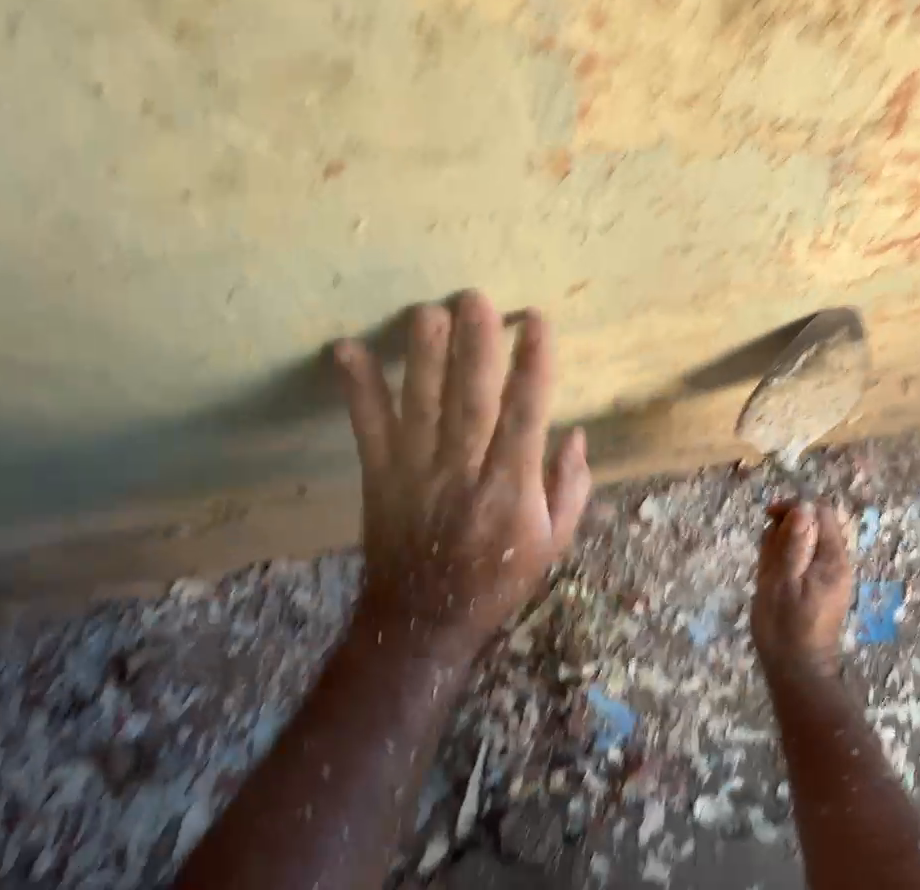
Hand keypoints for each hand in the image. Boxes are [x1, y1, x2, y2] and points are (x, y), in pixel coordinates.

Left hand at [332, 291, 591, 657]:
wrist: (423, 621)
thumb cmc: (500, 578)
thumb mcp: (554, 541)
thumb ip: (570, 486)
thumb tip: (574, 432)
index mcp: (512, 490)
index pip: (525, 416)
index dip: (533, 366)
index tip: (535, 321)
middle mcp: (463, 474)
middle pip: (470, 401)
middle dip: (474, 347)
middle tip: (475, 298)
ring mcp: (416, 473)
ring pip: (421, 405)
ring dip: (422, 354)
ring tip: (426, 309)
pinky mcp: (380, 477)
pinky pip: (368, 427)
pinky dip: (356, 387)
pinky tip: (345, 349)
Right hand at [752, 502, 853, 681]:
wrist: (798, 672)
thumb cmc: (786, 627)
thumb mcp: (783, 581)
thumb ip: (794, 543)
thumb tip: (803, 505)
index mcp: (833, 557)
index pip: (820, 510)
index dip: (793, 507)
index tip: (768, 517)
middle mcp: (837, 562)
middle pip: (815, 524)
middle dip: (786, 527)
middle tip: (766, 550)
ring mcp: (831, 576)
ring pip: (807, 542)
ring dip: (784, 545)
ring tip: (768, 568)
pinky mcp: (822, 589)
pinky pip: (806, 561)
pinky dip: (787, 561)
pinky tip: (774, 579)